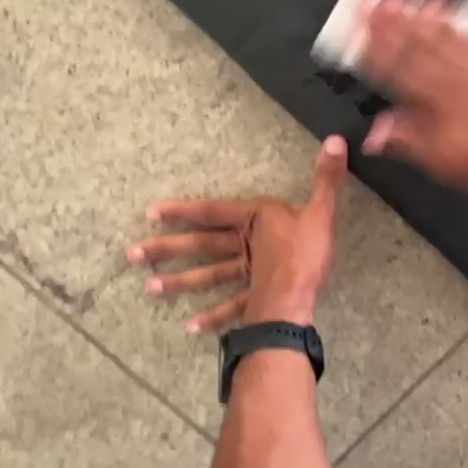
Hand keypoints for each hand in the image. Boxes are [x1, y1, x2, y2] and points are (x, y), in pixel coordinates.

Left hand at [132, 136, 348, 332]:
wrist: (301, 296)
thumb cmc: (306, 253)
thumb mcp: (320, 210)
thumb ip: (327, 177)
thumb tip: (336, 140)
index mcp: (255, 220)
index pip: (212, 211)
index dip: (183, 210)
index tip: (150, 212)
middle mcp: (243, 246)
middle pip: (201, 245)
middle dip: (166, 249)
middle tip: (131, 254)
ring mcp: (246, 275)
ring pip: (209, 276)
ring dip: (179, 282)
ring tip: (149, 288)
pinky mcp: (255, 299)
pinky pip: (231, 308)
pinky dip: (212, 318)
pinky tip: (190, 327)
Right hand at [357, 0, 467, 204]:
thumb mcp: (446, 162)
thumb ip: (408, 141)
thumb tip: (374, 133)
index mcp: (436, 98)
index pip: (396, 66)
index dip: (373, 45)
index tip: (356, 26)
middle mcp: (455, 72)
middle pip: (415, 40)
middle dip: (388, 17)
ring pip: (440, 28)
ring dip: (414, 6)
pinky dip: (450, 11)